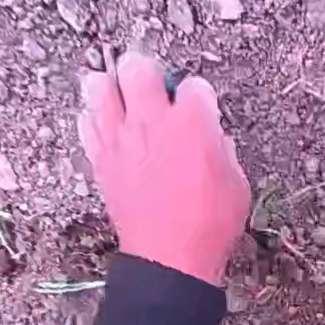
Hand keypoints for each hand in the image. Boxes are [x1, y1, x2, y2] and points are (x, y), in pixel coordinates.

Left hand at [78, 54, 249, 286]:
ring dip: (113, 87)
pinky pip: (87, 121)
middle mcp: (152, 122)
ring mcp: (121, 139)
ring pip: (99, 84)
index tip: (202, 107)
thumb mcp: (237, 186)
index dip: (200, 96)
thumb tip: (214, 139)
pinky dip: (97, 118)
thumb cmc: (208, 226)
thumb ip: (222, 151)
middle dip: (149, 73)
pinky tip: (112, 129)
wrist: (170, 257)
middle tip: (157, 89)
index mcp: (193, 125)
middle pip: (137, 67)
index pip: (194, 85)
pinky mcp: (101, 159)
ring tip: (127, 103)